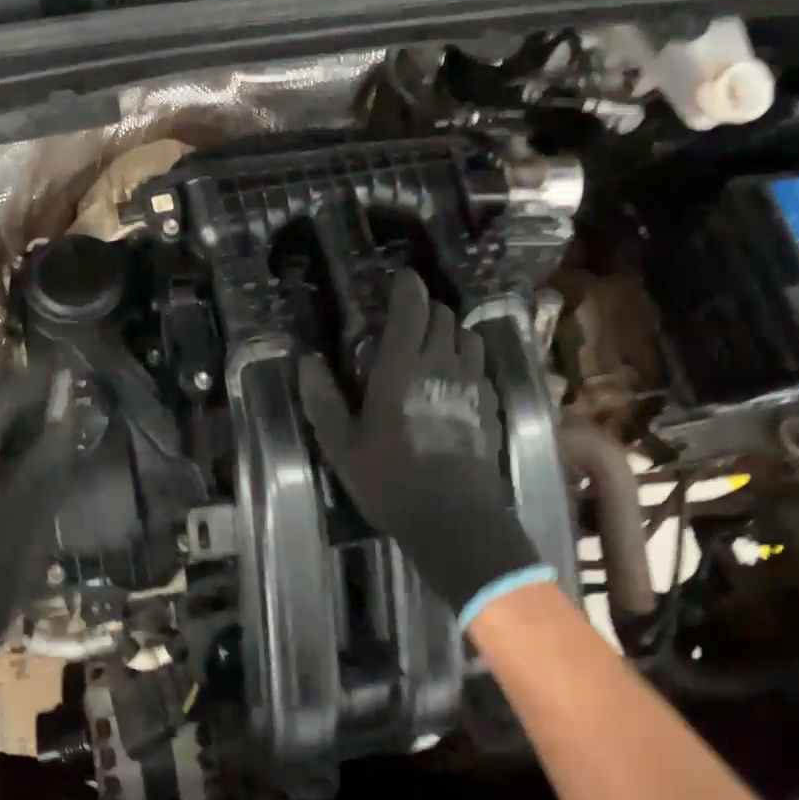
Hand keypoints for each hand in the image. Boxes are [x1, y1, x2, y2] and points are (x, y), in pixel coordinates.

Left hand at [0, 367, 77, 747]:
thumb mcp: (24, 522)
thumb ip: (47, 457)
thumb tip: (68, 404)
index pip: (3, 395)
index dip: (42, 380)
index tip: (74, 369)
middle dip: (26, 400)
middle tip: (67, 403)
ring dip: (11, 423)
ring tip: (49, 431)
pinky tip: (17, 462)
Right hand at [297, 269, 547, 621]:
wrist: (456, 520)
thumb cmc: (391, 480)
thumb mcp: (342, 445)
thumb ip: (323, 399)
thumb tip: (308, 360)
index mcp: (401, 366)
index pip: (412, 308)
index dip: (408, 287)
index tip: (402, 280)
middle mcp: (441, 364)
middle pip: (444, 316)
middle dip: (428, 309)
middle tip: (409, 319)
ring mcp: (472, 384)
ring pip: (468, 337)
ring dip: (451, 332)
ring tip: (434, 346)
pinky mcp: (490, 406)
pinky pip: (481, 367)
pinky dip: (467, 360)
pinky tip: (454, 381)